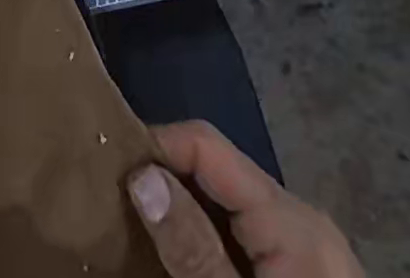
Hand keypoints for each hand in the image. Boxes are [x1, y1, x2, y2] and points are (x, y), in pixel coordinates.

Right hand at [127, 121, 363, 277]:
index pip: (206, 144)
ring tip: (132, 227)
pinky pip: (241, 232)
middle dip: (163, 181)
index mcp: (289, 217)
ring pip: (223, 202)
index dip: (155, 145)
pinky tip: (175, 257)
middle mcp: (297, 215)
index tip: (107, 172)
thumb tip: (141, 175)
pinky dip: (204, 237)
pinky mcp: (299, 269)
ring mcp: (301, 243)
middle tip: (112, 205)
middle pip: (214, 170)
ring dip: (179, 210)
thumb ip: (192, 250)